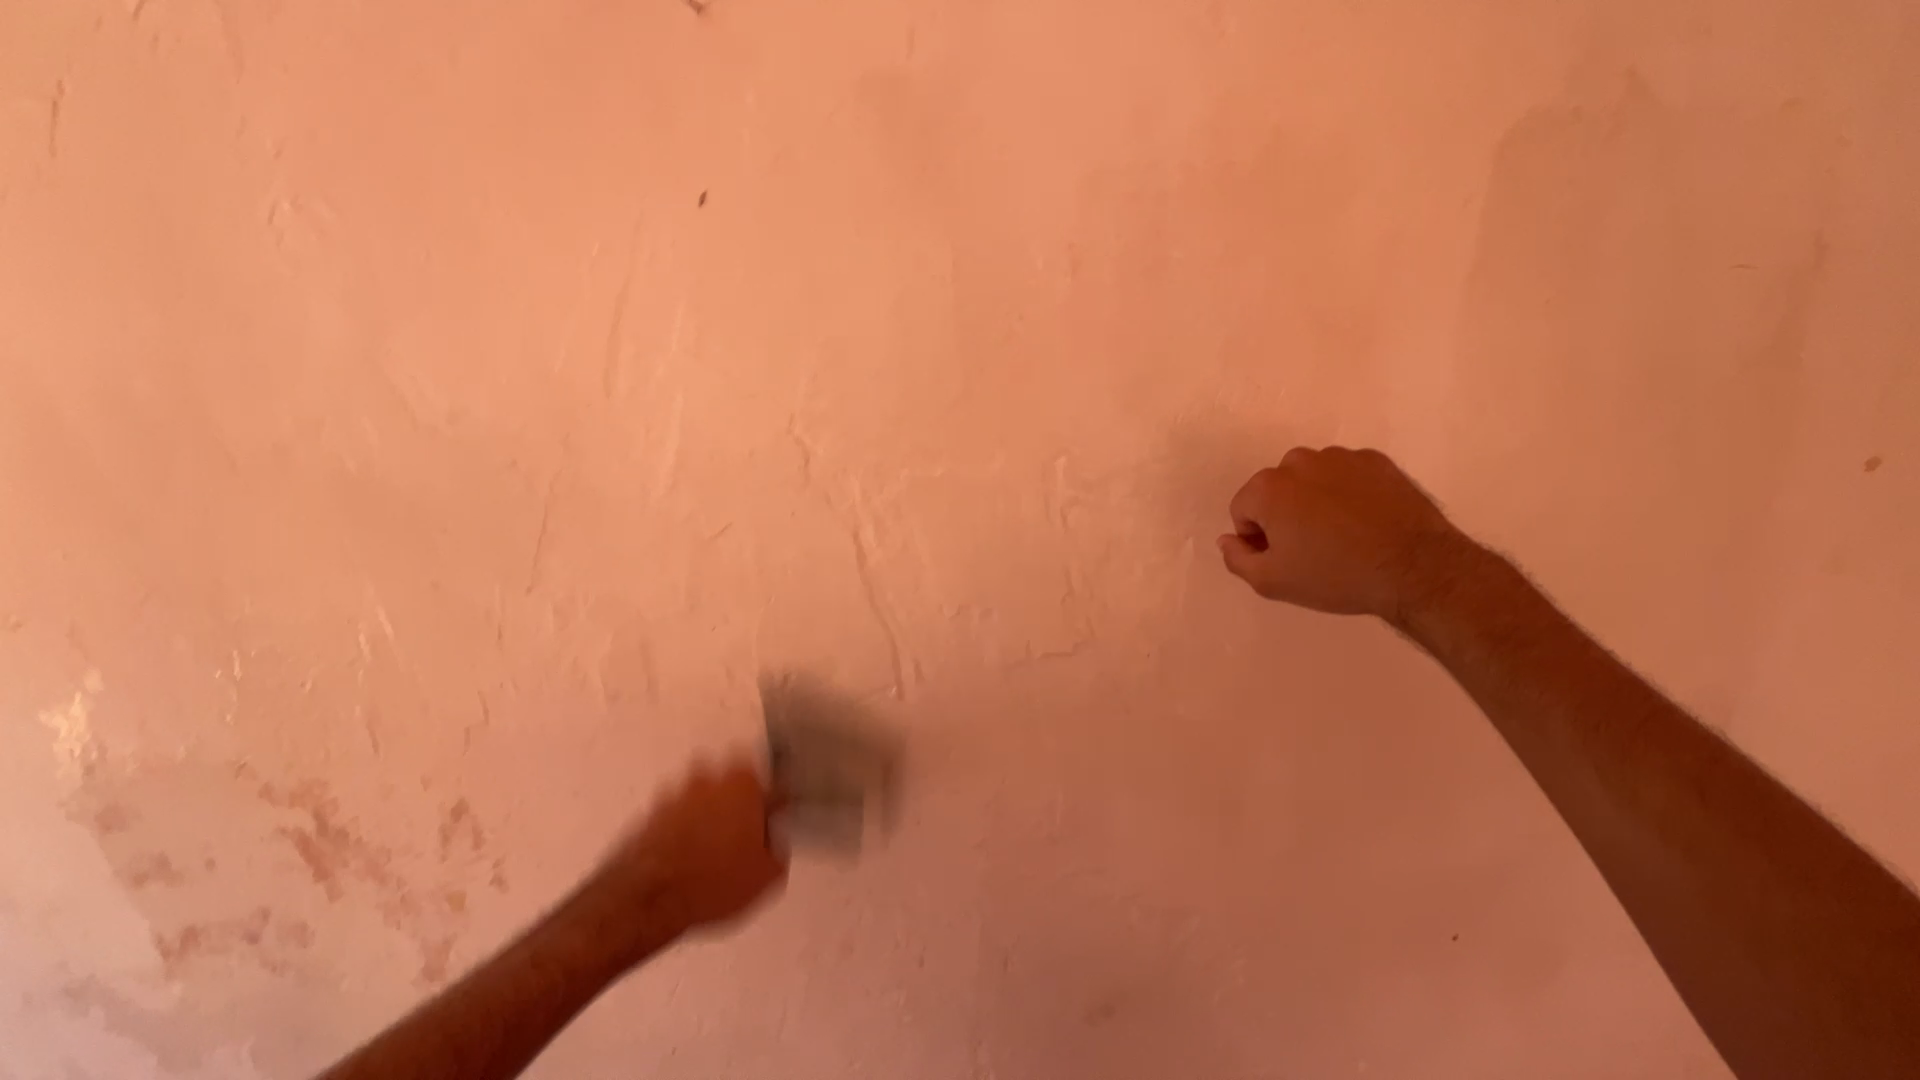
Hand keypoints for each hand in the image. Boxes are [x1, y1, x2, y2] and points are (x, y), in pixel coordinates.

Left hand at [590, 759, 788, 943]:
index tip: (777, 818)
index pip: (774, 782)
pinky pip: (677, 815)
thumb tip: (770, 843)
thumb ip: (777, 845)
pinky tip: (690, 860)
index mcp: (746, 782)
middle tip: (745, 835)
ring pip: (704, 796)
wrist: (648, 901)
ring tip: (714, 852)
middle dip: (740, 803)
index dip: (778, 804)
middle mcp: (709, 777)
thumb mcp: (768, 874)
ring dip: (710, 815)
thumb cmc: (710, 883)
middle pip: (735, 781)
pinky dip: (684, 830)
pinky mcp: (651, 813)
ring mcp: (676, 792)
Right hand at [1218, 446, 1467, 621]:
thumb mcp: (1272, 582)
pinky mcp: (1377, 461)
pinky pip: (1346, 476)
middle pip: (1276, 490)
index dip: (1258, 539)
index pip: (1243, 510)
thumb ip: (1237, 558)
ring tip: (1342, 536)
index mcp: (1268, 488)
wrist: (1416, 569)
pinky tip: (1366, 523)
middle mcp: (1300, 462)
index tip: (1285, 559)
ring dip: (1315, 501)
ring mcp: (1342, 457)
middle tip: (1312, 549)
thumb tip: (1228, 539)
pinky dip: (1348, 494)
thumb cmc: (1335, 576)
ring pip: (1311, 479)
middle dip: (1284, 514)